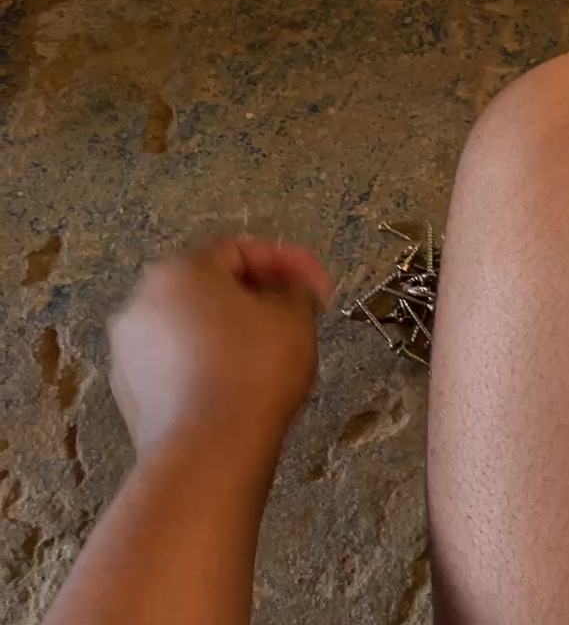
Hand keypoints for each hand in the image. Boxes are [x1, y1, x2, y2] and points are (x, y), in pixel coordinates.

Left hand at [108, 238, 331, 457]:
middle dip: (261, 289)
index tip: (320, 284)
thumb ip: (292, 287)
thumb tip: (283, 291)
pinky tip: (246, 370)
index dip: (289, 260)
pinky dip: (213, 350)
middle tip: (301, 307)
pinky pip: (179, 352)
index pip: (240, 247)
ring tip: (278, 339)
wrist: (210, 441)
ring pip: (193, 318)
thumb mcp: (296, 311)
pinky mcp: (129, 386)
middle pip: (210, 281)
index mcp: (180, 274)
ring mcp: (128, 348)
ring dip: (237, 319)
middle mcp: (141, 303)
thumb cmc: (258, 361)